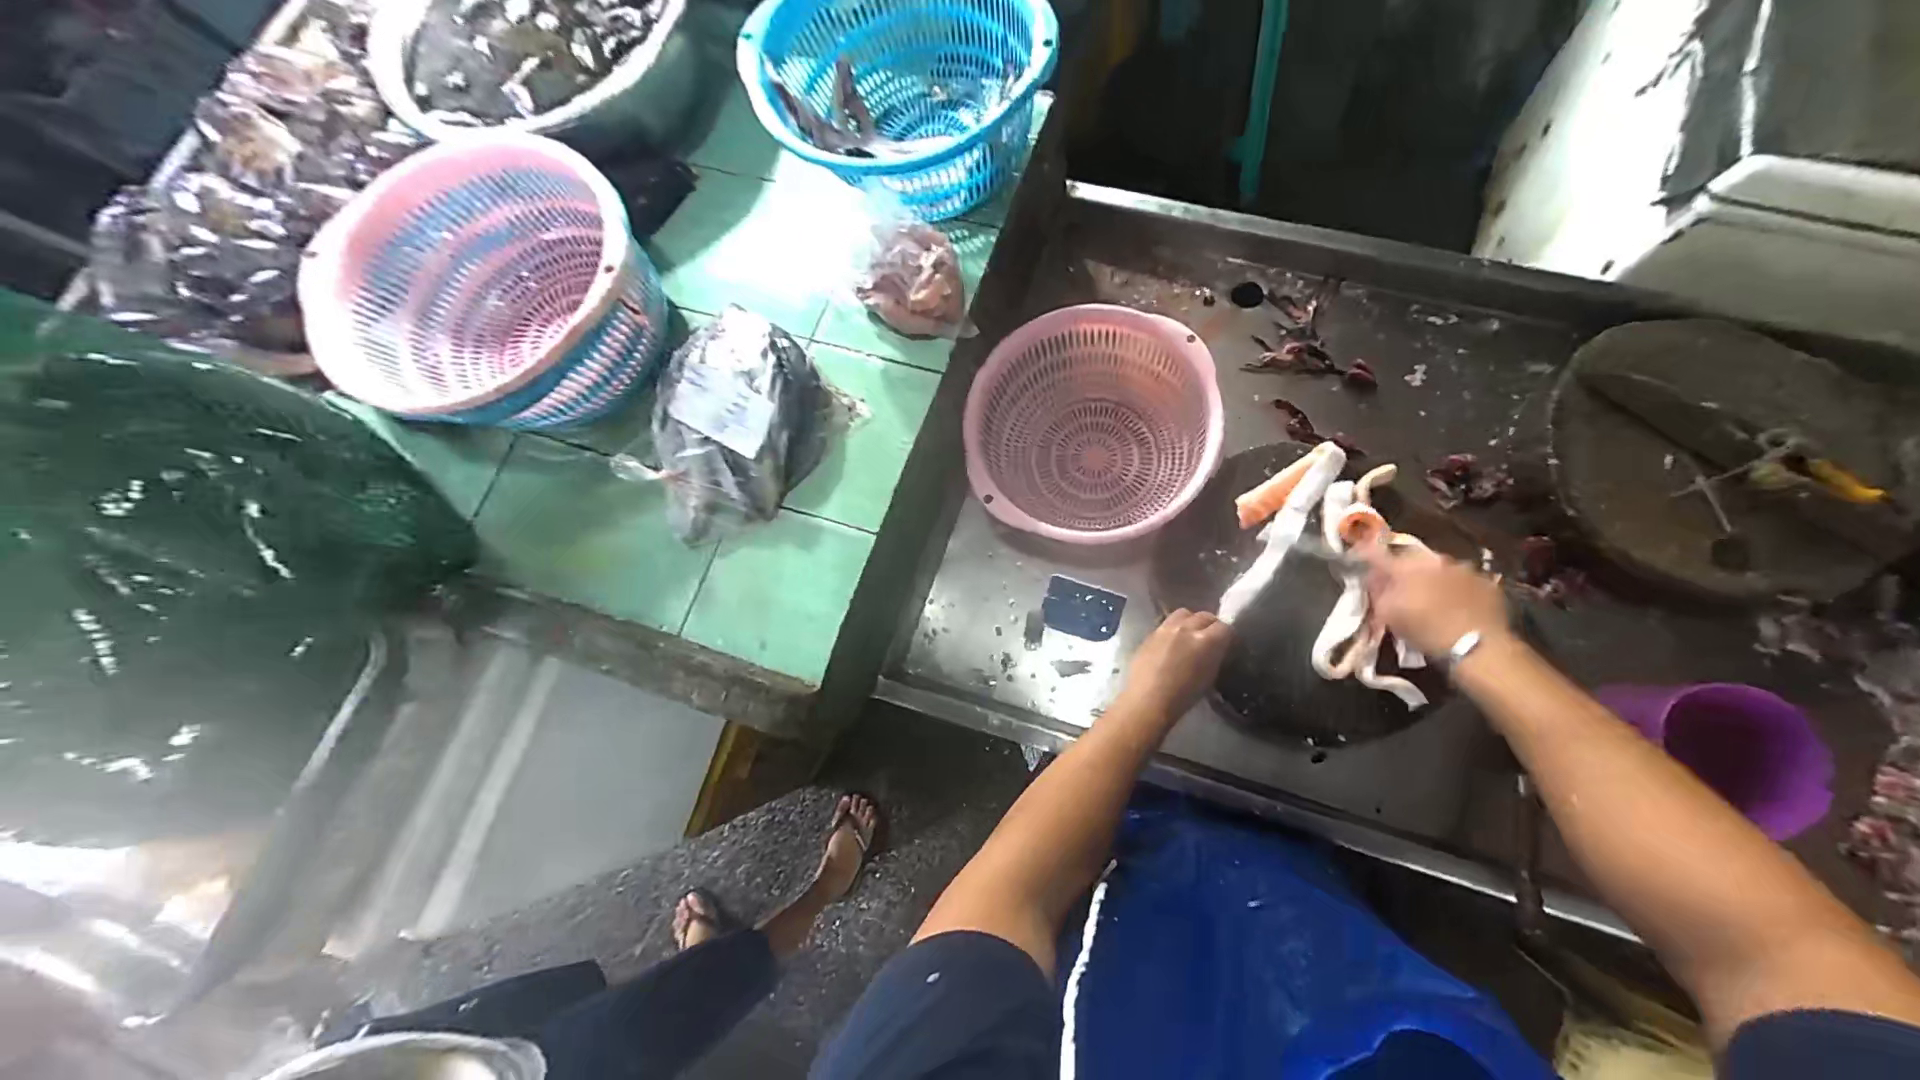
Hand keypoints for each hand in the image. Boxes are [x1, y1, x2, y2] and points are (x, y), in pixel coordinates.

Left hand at [1115, 609, 1232, 719]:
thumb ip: (1215, 655)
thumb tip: (1216, 648)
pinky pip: (1167, 623)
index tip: (1226, 643)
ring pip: (1184, 613)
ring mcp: (1166, 628)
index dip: (1227, 636)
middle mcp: (1187, 628)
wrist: (1148, 699)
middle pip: (1205, 616)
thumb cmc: (1184, 696)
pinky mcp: (1151, 633)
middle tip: (1210, 638)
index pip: (1225, 627)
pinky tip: (1172, 641)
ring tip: (1190, 634)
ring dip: (1191, 621)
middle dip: (1211, 625)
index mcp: (1207, 640)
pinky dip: (1174, 628)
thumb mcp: (1210, 675)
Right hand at [1359, 543, 1510, 657]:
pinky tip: (1456, 604)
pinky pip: (1463, 580)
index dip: (1365, 554)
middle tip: (1398, 585)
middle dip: (1402, 569)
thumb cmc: (1425, 631)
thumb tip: (1373, 578)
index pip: (1376, 554)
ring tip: (1430, 596)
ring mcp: (1464, 569)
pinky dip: (1455, 588)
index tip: (1358, 556)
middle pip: (1411, 558)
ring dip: (1430, 577)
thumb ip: (1376, 592)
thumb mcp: (1387, 615)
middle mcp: (1435, 560)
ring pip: (1439, 568)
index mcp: (1405, 567)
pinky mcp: (1486, 582)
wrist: (1478, 647)